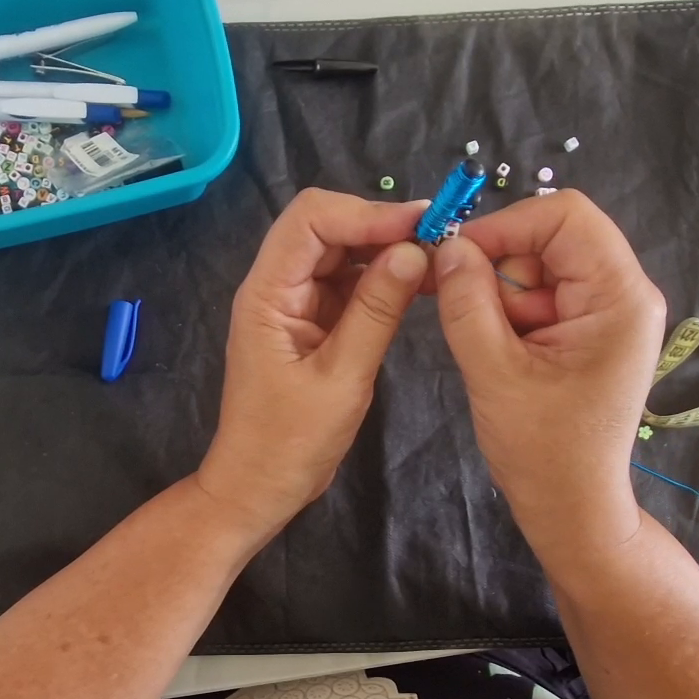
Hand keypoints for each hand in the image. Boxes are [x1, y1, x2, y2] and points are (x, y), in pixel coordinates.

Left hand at [196, 189, 430, 533]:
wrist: (259, 487)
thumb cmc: (291, 441)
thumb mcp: (341, 377)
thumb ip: (376, 311)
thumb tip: (413, 251)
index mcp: (268, 293)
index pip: (311, 219)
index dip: (366, 212)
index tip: (422, 225)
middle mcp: (276, 289)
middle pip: (326, 230)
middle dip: (380, 227)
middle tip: (440, 241)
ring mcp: (293, 308)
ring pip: (340, 257)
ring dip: (385, 253)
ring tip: (438, 262)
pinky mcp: (311, 328)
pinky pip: (346, 290)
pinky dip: (380, 283)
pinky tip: (417, 287)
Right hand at [433, 190, 665, 547]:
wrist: (570, 506)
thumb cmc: (540, 448)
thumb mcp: (493, 372)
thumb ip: (467, 304)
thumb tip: (447, 248)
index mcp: (619, 297)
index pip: (565, 216)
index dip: (505, 225)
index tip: (455, 256)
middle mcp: (623, 295)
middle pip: (551, 240)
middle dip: (500, 270)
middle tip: (465, 312)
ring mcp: (607, 315)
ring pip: (539, 270)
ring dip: (501, 300)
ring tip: (491, 353)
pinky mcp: (587, 334)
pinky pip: (541, 300)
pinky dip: (509, 318)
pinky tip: (500, 357)